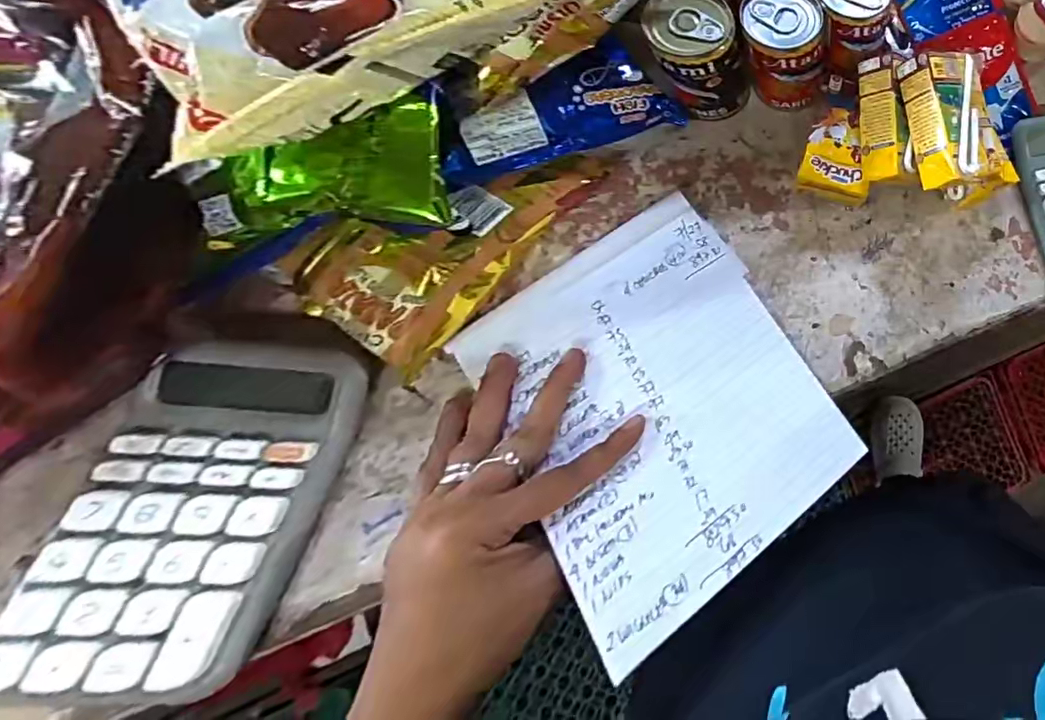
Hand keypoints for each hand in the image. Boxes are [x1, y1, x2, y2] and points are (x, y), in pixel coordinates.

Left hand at [350, 351, 644, 719]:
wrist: (410, 690)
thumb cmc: (478, 642)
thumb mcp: (534, 593)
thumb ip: (560, 536)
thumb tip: (583, 495)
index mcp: (483, 524)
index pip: (558, 482)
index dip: (602, 454)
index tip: (634, 423)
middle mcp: (451, 504)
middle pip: (512, 441)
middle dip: (548, 396)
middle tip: (569, 357)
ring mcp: (428, 507)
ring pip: (467, 440)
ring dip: (490, 398)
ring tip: (503, 361)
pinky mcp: (416, 516)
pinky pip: (433, 464)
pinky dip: (446, 433)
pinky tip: (455, 407)